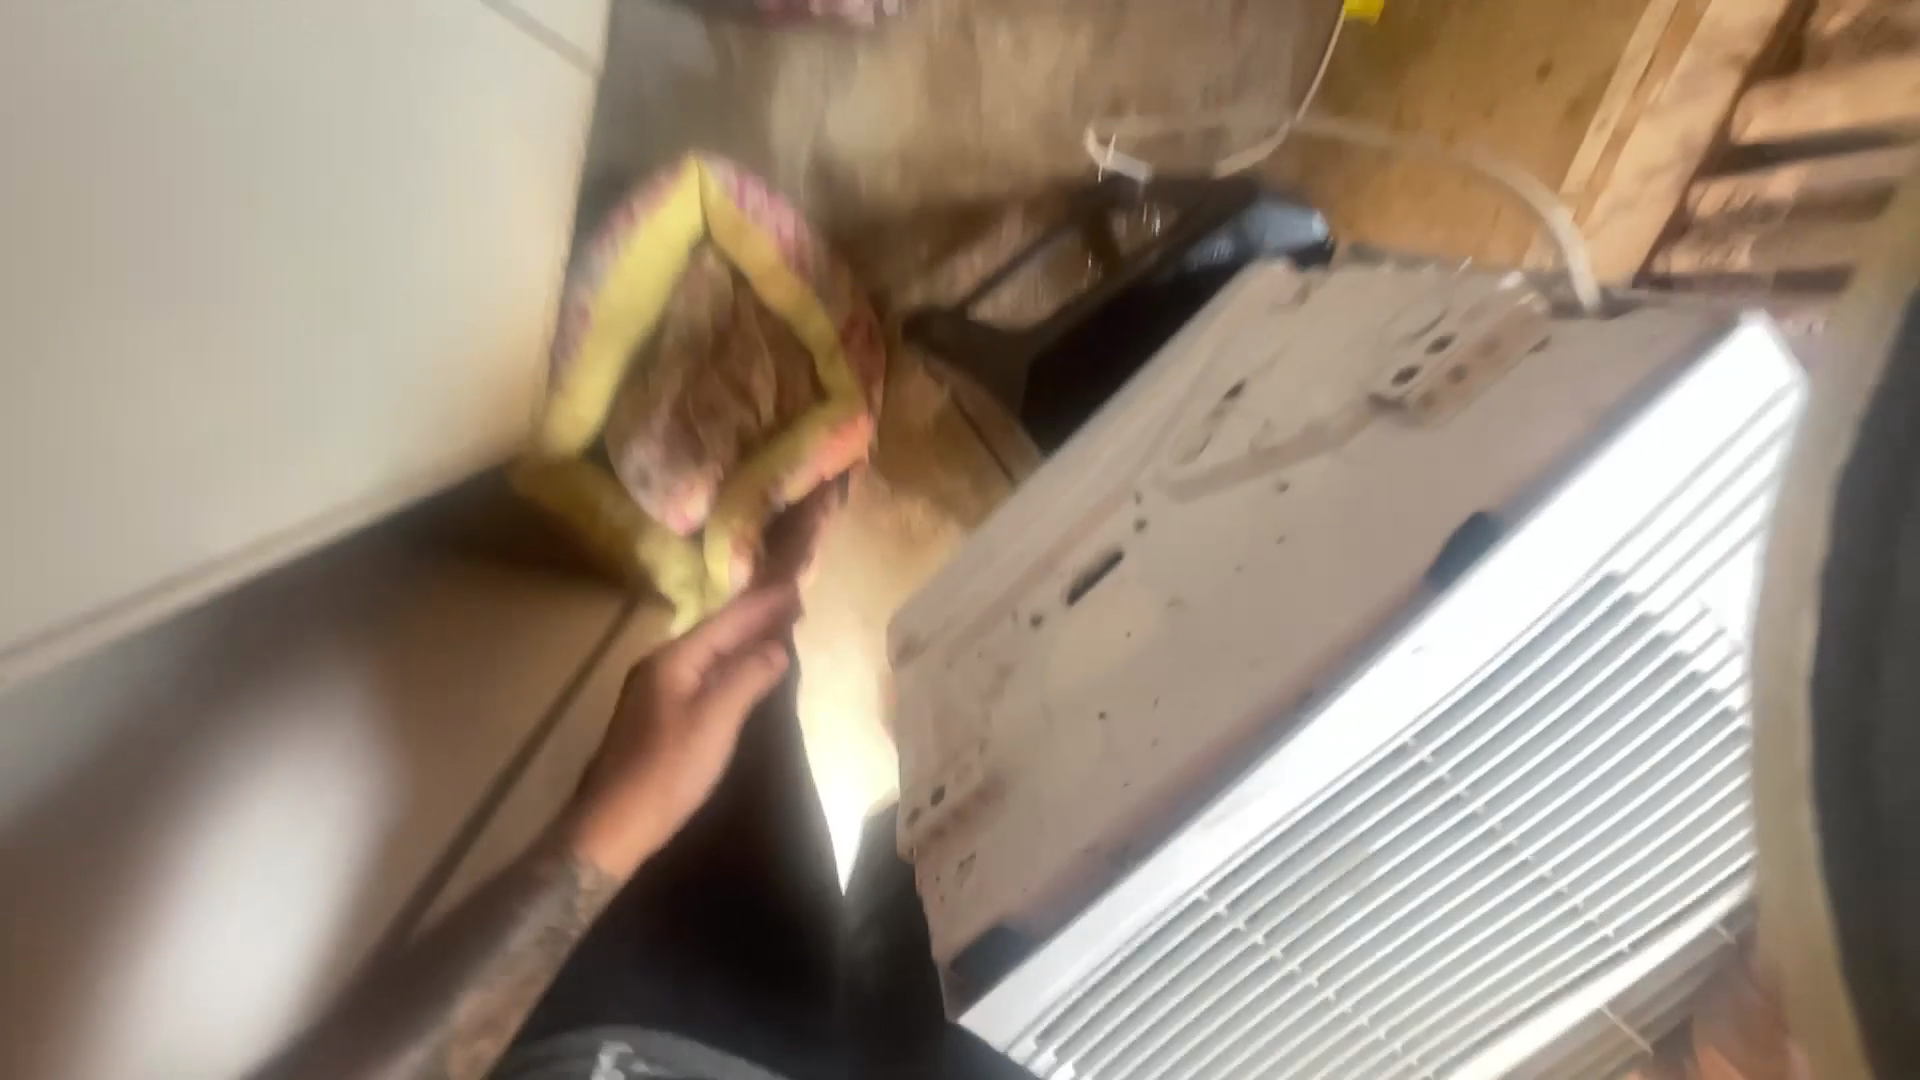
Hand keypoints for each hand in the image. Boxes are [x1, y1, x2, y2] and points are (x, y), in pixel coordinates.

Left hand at [562, 583, 801, 877]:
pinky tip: (746, 670)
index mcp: (672, 660)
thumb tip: (778, 647)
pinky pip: (705, 674)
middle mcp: (662, 666)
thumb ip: (748, 677)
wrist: (612, 826)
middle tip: (793, 603)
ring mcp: (658, 691)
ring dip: (745, 640)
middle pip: (716, 632)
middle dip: (755, 617)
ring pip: (710, 653)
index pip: (726, 621)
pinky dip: (732, 665)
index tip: (794, 586)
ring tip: (778, 628)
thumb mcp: (715, 720)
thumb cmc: (667, 770)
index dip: (762, 604)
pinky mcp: (661, 715)